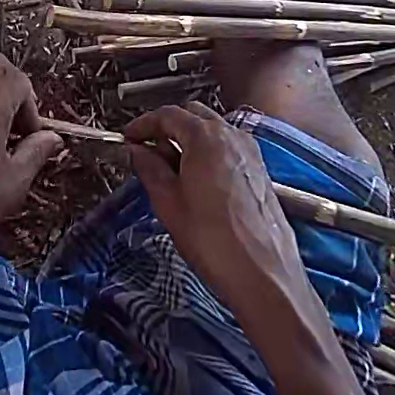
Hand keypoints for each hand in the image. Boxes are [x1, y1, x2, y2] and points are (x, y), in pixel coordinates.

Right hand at [126, 102, 301, 297]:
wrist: (265, 280)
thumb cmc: (212, 240)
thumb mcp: (167, 202)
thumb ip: (148, 167)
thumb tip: (136, 151)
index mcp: (205, 138)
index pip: (167, 114)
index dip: (143, 124)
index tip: (129, 138)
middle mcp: (231, 137)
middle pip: (192, 115)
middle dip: (167, 126)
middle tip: (148, 149)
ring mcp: (250, 153)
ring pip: (212, 129)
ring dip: (188, 138)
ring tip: (170, 166)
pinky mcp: (260, 173)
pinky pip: (227, 147)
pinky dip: (208, 151)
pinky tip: (197, 180)